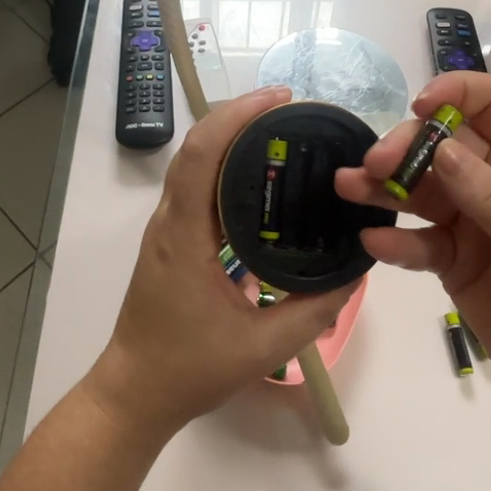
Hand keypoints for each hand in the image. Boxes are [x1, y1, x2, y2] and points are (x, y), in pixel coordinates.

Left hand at [85, 85, 357, 436]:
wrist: (136, 392)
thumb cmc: (189, 368)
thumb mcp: (262, 348)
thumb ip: (312, 312)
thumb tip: (354, 273)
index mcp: (185, 235)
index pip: (202, 153)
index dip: (236, 115)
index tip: (278, 99)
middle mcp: (170, 219)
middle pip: (197, 146)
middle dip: (239, 115)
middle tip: (289, 109)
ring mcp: (167, 227)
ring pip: (193, 162)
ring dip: (229, 136)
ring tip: (279, 131)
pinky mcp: (172, 238)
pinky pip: (196, 185)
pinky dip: (223, 164)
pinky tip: (259, 177)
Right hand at [335, 72, 490, 413]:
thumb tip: (440, 149)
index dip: (457, 93)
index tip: (419, 106)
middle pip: (445, 144)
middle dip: (407, 146)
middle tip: (373, 165)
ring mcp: (475, 223)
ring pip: (422, 188)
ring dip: (385, 186)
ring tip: (348, 188)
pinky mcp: (455, 262)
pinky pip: (417, 241)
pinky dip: (394, 241)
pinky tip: (373, 244)